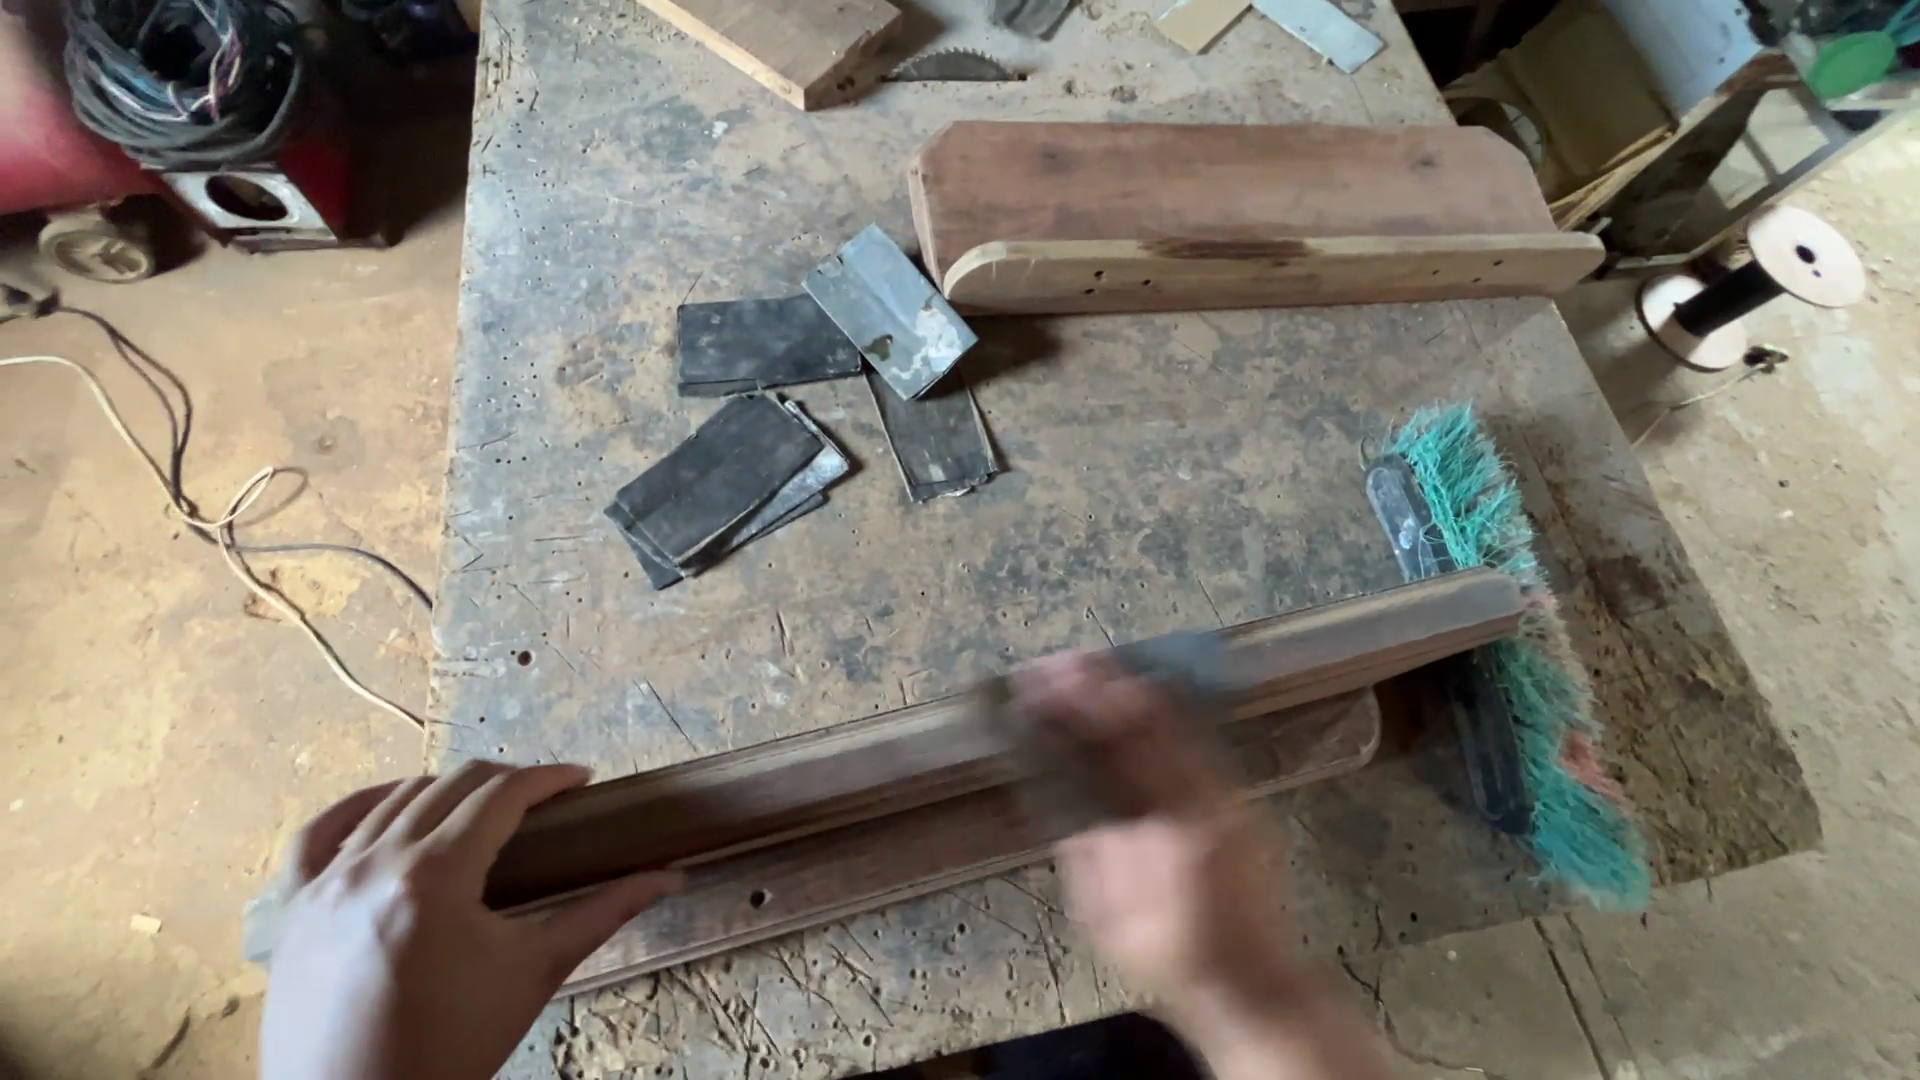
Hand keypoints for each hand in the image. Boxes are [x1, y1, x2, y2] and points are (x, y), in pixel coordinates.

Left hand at [259, 762, 682, 1079]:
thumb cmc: (453, 1044)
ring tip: (487, 806)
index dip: (550, 777)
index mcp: (436, 877)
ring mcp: (325, 884)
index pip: (503, 794)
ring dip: (450, 789)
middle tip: (546, 798)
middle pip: (454, 784)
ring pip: (396, 798)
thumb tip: (670, 877)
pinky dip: (361, 805)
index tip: (583, 780)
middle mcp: (375, 865)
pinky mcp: (293, 908)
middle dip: (509, 778)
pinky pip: (318, 833)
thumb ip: (605, 913)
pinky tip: (392, 804)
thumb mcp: (536, 972)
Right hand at [1018, 654, 1393, 1079]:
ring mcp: (1227, 796)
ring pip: (1177, 723)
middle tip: (1060, 661)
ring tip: (1096, 661)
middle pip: (1144, 726)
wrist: (1255, 985)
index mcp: (1164, 835)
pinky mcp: (1239, 797)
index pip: (1111, 753)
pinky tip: (1144, 686)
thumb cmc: (1173, 961)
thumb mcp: (1111, 923)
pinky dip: (1166, 707)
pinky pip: (1198, 738)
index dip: (1075, 713)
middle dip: (1098, 687)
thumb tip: (1060, 795)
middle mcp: (1201, 804)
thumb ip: (1086, 857)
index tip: (1043, 686)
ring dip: (1131, 687)